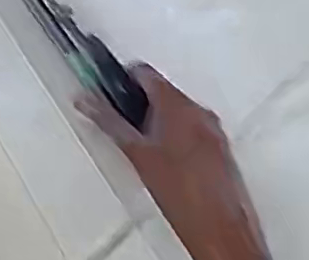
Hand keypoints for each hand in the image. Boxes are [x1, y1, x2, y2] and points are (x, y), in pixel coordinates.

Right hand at [77, 65, 269, 259]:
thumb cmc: (183, 198)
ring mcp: (214, 131)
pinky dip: (179, 136)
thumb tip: (86, 101)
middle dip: (141, 104)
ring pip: (178, 110)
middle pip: (161, 90)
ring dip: (160, 120)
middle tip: (126, 123)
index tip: (111, 90)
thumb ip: (108, 121)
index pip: (143, 71)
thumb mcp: (136, 155)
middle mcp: (199, 111)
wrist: (221, 237)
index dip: (122, 79)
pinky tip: (169, 163)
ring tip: (147, 148)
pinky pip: (195, 128)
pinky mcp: (223, 150)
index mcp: (176, 104)